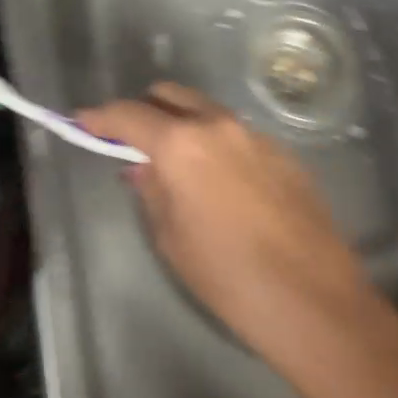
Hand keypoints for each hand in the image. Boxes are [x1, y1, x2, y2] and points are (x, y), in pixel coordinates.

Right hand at [77, 83, 367, 367]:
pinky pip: (236, 136)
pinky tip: (221, 185)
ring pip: (206, 111)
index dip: (100, 118)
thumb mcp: (171, 238)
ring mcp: (256, 136)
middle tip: (132, 142)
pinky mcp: (284, 155)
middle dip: (144, 111)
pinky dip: (216, 145)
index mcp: (182, 143)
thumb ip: (151, 191)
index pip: (128, 115)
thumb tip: (142, 168)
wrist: (315, 302)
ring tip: (178, 165)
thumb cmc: (229, 276)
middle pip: (170, 96)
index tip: (82, 122)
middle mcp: (218, 125)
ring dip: (183, 125)